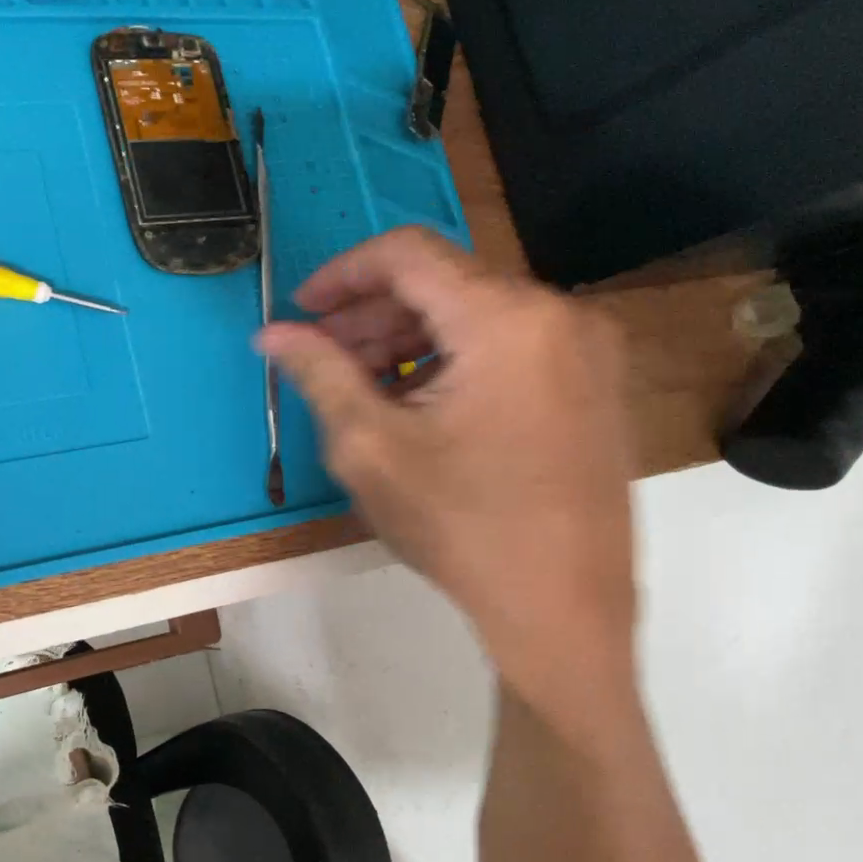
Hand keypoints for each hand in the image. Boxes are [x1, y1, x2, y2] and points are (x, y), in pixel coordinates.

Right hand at [256, 227, 636, 707]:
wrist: (563, 608)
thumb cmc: (460, 524)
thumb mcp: (369, 445)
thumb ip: (318, 373)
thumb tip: (271, 333)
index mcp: (505, 319)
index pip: (408, 253)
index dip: (342, 273)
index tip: (300, 311)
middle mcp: (558, 314)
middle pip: (443, 282)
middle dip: (369, 313)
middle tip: (319, 357)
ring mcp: (585, 350)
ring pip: (474, 314)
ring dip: (405, 338)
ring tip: (357, 387)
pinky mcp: (592, 385)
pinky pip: (507, 345)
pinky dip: (449, 359)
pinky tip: (412, 405)